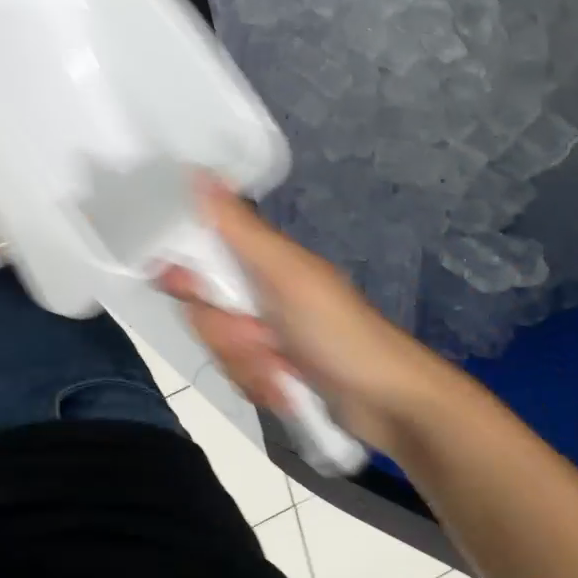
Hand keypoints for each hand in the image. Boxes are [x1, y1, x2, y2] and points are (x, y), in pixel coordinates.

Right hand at [157, 177, 452, 452]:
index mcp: (260, 261)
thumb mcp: (286, 274)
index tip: (188, 292)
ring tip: (281, 373)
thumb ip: (238, 228)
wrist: (392, 406)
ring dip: (246, 366)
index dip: (185, 277)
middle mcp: (257, 294)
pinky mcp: (270, 371)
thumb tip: (199, 170)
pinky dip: (258, 386)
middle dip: (226, 334)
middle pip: (201, 310)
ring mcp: (264, 335)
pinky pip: (236, 375)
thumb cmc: (340, 331)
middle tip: (260, 340)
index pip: (196, 260)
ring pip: (217, 346)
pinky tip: (285, 390)